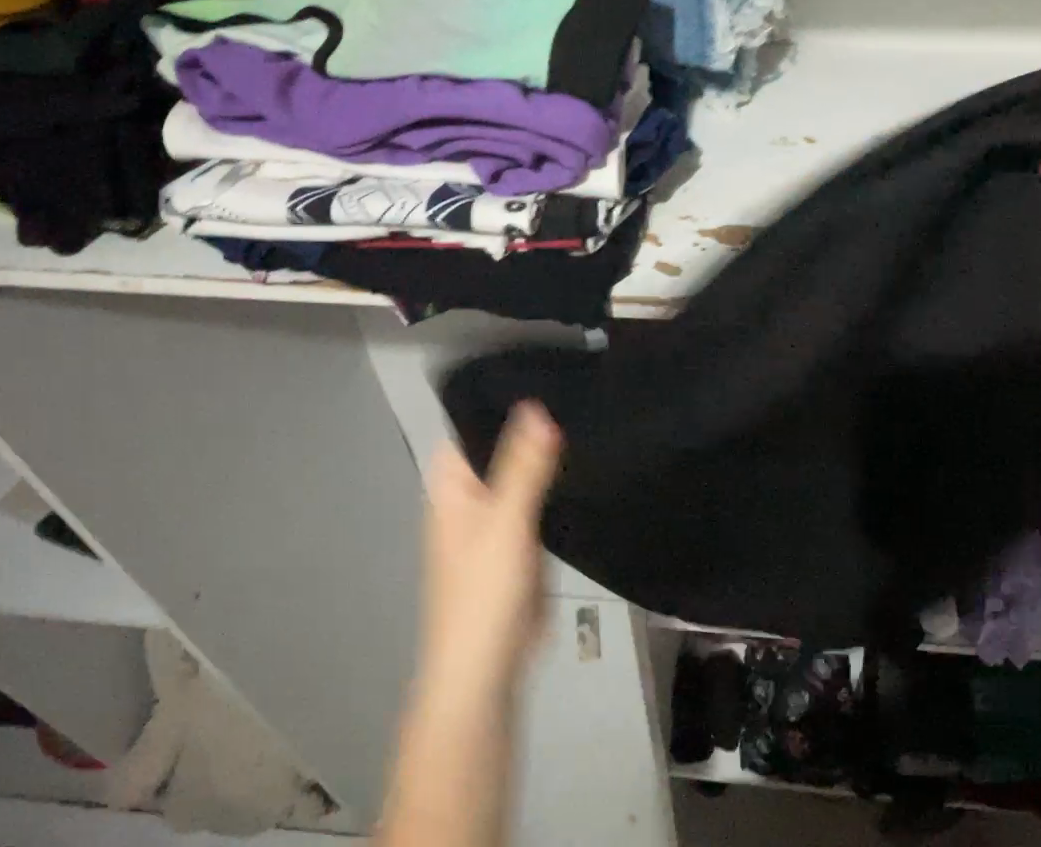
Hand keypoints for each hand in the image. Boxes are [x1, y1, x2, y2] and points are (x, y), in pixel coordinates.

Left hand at [419, 402, 561, 695]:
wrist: (486, 667)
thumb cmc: (483, 591)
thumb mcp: (505, 521)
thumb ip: (523, 465)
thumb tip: (537, 407)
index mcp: (451, 489)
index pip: (470, 429)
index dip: (499, 403)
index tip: (542, 374)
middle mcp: (469, 501)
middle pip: (499, 453)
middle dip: (532, 431)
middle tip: (579, 394)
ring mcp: (494, 526)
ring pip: (521, 482)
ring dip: (546, 462)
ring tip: (589, 422)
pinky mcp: (519, 549)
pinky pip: (537, 509)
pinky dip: (555, 493)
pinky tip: (584, 473)